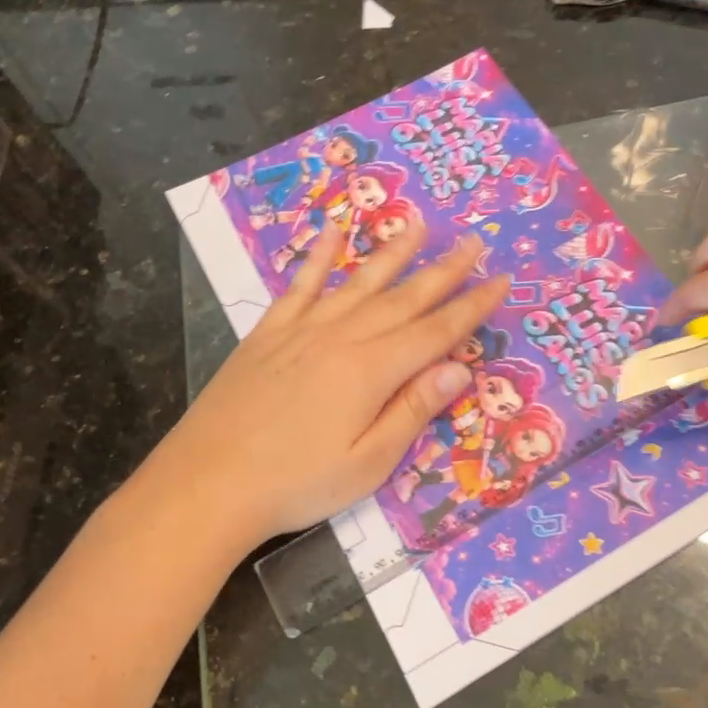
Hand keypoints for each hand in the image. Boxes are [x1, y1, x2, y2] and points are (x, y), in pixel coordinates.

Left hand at [136, 223, 507, 543]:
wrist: (207, 483)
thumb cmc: (296, 484)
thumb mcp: (368, 463)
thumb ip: (412, 410)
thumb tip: (458, 368)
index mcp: (371, 371)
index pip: (435, 332)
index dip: (471, 307)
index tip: (500, 281)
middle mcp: (341, 337)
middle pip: (403, 298)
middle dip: (444, 270)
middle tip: (474, 242)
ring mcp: (302, 330)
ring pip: (358, 281)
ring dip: (392, 252)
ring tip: (418, 223)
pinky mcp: (268, 333)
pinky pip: (300, 285)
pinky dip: (318, 256)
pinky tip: (332, 231)